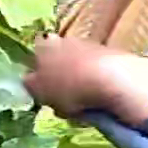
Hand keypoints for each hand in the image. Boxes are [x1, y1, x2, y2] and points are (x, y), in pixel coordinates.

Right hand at [23, 37, 147, 126]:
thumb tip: (29, 79)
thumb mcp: (36, 90)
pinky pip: (100, 75)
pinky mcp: (119, 58)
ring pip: (79, 68)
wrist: (119, 82)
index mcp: (45, 45)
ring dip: (78, 84)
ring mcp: (96, 47)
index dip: (35, 72)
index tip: (38, 89)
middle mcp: (69, 40)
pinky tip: (99, 103)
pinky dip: (97, 87)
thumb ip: (29, 83)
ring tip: (80, 107)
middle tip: (58, 100)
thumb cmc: (68, 86)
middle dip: (58, 77)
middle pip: (58, 60)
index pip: (34, 56)